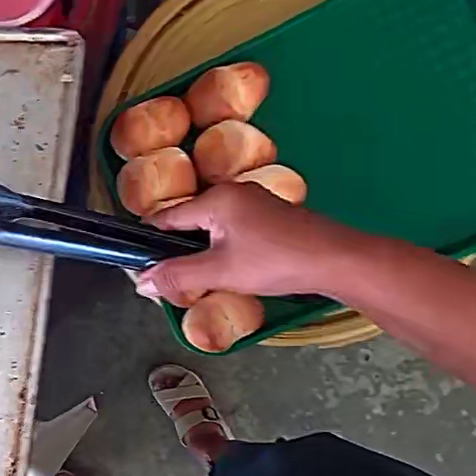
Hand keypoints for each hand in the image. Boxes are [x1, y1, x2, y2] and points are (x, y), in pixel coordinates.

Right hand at [135, 183, 377, 305]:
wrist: (335, 260)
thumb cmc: (276, 262)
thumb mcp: (219, 272)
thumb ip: (177, 276)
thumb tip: (142, 282)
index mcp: (216, 198)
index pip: (166, 218)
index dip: (149, 243)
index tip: (140, 266)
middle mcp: (233, 193)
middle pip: (188, 222)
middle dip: (177, 252)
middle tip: (173, 282)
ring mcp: (254, 203)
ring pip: (211, 228)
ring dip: (201, 253)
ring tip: (200, 281)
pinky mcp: (269, 217)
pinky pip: (231, 231)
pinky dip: (222, 250)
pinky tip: (228, 272)